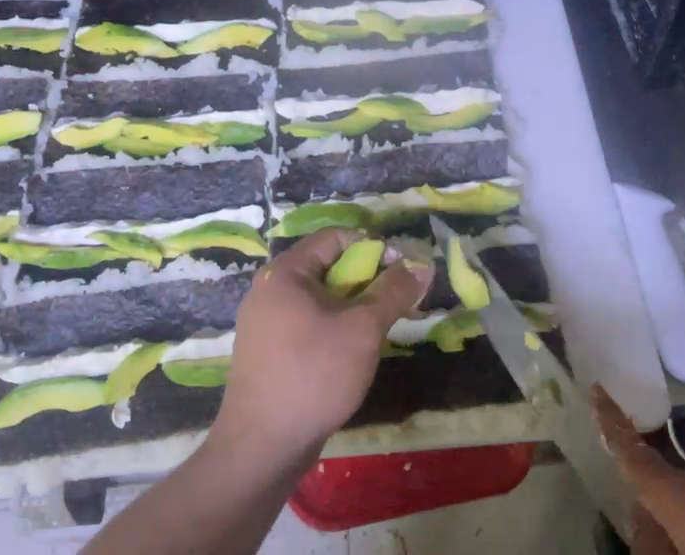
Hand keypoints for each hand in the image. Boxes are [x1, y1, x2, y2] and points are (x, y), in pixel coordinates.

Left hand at [213, 228, 433, 461]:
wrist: (262, 446)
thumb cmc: (313, 374)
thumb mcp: (362, 329)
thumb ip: (393, 292)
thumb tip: (422, 263)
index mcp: (284, 272)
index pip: (335, 238)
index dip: (372, 248)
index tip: (399, 275)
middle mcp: (269, 290)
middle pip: (327, 268)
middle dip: (366, 283)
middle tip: (393, 307)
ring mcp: (264, 324)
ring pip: (319, 301)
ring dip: (352, 310)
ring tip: (376, 334)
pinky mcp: (266, 354)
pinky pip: (306, 326)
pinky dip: (332, 331)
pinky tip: (350, 357)